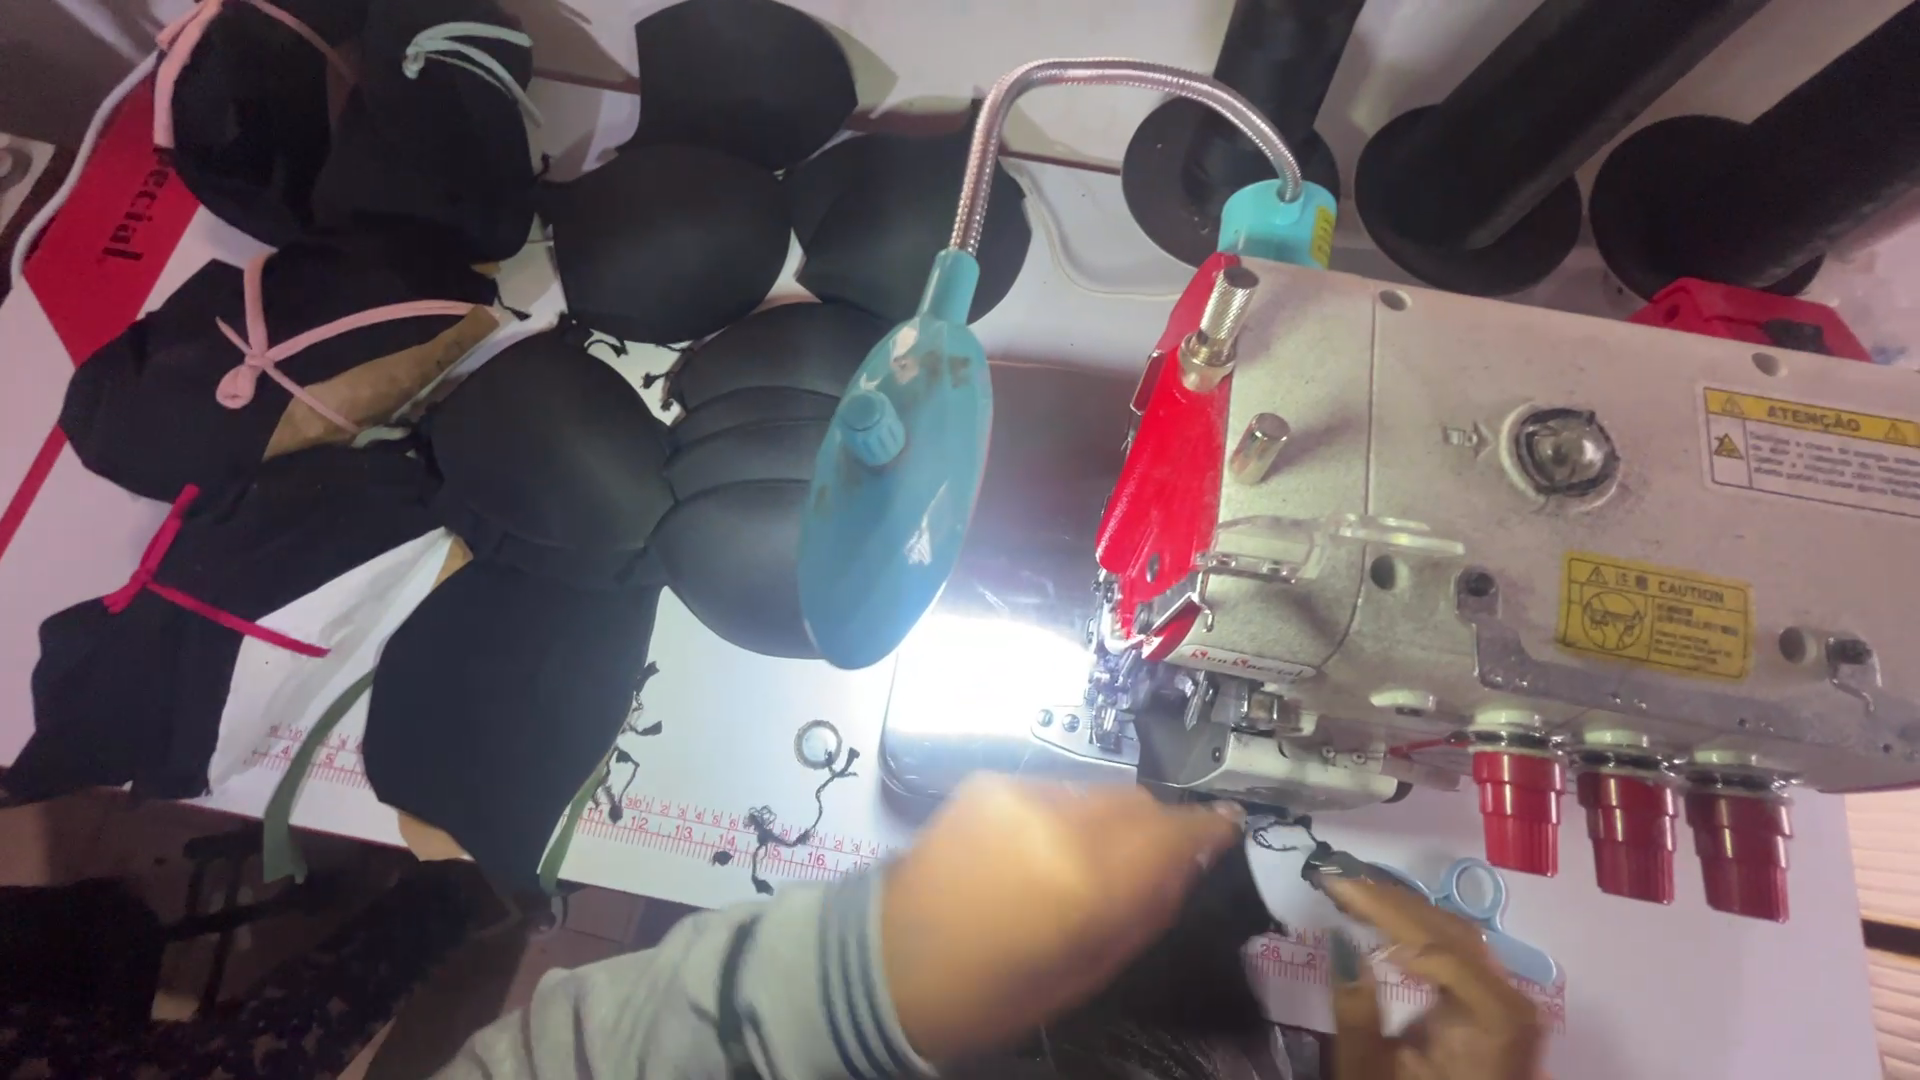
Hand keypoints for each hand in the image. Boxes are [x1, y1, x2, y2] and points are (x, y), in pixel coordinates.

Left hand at [880, 775, 1244, 1062]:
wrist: (889, 958)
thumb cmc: (994, 989)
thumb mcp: (1086, 970)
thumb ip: (1145, 909)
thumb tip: (1185, 863)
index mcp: (1085, 878)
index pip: (1172, 831)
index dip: (1206, 827)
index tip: (1223, 829)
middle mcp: (1055, 817)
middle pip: (1136, 799)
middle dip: (1154, 825)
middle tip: (1151, 860)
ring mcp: (1016, 791)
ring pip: (1095, 789)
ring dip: (1106, 818)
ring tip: (1083, 858)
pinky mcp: (986, 781)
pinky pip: (1051, 788)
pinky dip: (1062, 812)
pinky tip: (1039, 846)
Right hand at [1325, 878, 1546, 1079]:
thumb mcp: (1365, 1074)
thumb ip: (1355, 1010)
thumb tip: (1342, 944)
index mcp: (1487, 1043)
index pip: (1454, 960)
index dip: (1399, 922)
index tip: (1344, 898)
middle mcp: (1510, 1024)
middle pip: (1463, 941)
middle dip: (1398, 904)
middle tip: (1341, 882)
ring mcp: (1507, 1019)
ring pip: (1467, 943)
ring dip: (1410, 912)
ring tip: (1358, 893)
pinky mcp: (1493, 1018)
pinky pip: (1465, 958)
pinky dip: (1425, 933)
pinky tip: (1389, 928)